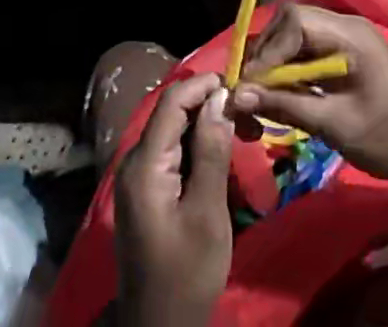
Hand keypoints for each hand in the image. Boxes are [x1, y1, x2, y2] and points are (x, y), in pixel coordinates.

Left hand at [115, 73, 233, 326]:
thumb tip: (221, 97)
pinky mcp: (147, 187)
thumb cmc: (186, 272)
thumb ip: (211, 151)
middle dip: (212, 105)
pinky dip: (199, 144)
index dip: (205, 85)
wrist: (157, 324)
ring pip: (175, 129)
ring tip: (247, 133)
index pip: (172, 101)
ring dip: (209, 124)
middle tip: (252, 116)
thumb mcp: (207, 211)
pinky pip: (173, 150)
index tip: (243, 87)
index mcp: (144, 164)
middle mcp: (135, 160)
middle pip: (173, 112)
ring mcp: (138, 174)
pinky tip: (225, 152)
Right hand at [230, 5, 387, 181]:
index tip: (252, 87)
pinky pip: (303, 50)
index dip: (269, 51)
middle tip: (250, 93)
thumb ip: (286, 105)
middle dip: (266, 56)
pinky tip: (278, 96)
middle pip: (290, 23)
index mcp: (351, 36)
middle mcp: (345, 26)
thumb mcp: (334, 125)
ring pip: (293, 36)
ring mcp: (344, 37)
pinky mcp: (341, 52)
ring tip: (258, 97)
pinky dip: (286, 70)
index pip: (296, 21)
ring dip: (273, 64)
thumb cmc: (387, 139)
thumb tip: (238, 97)